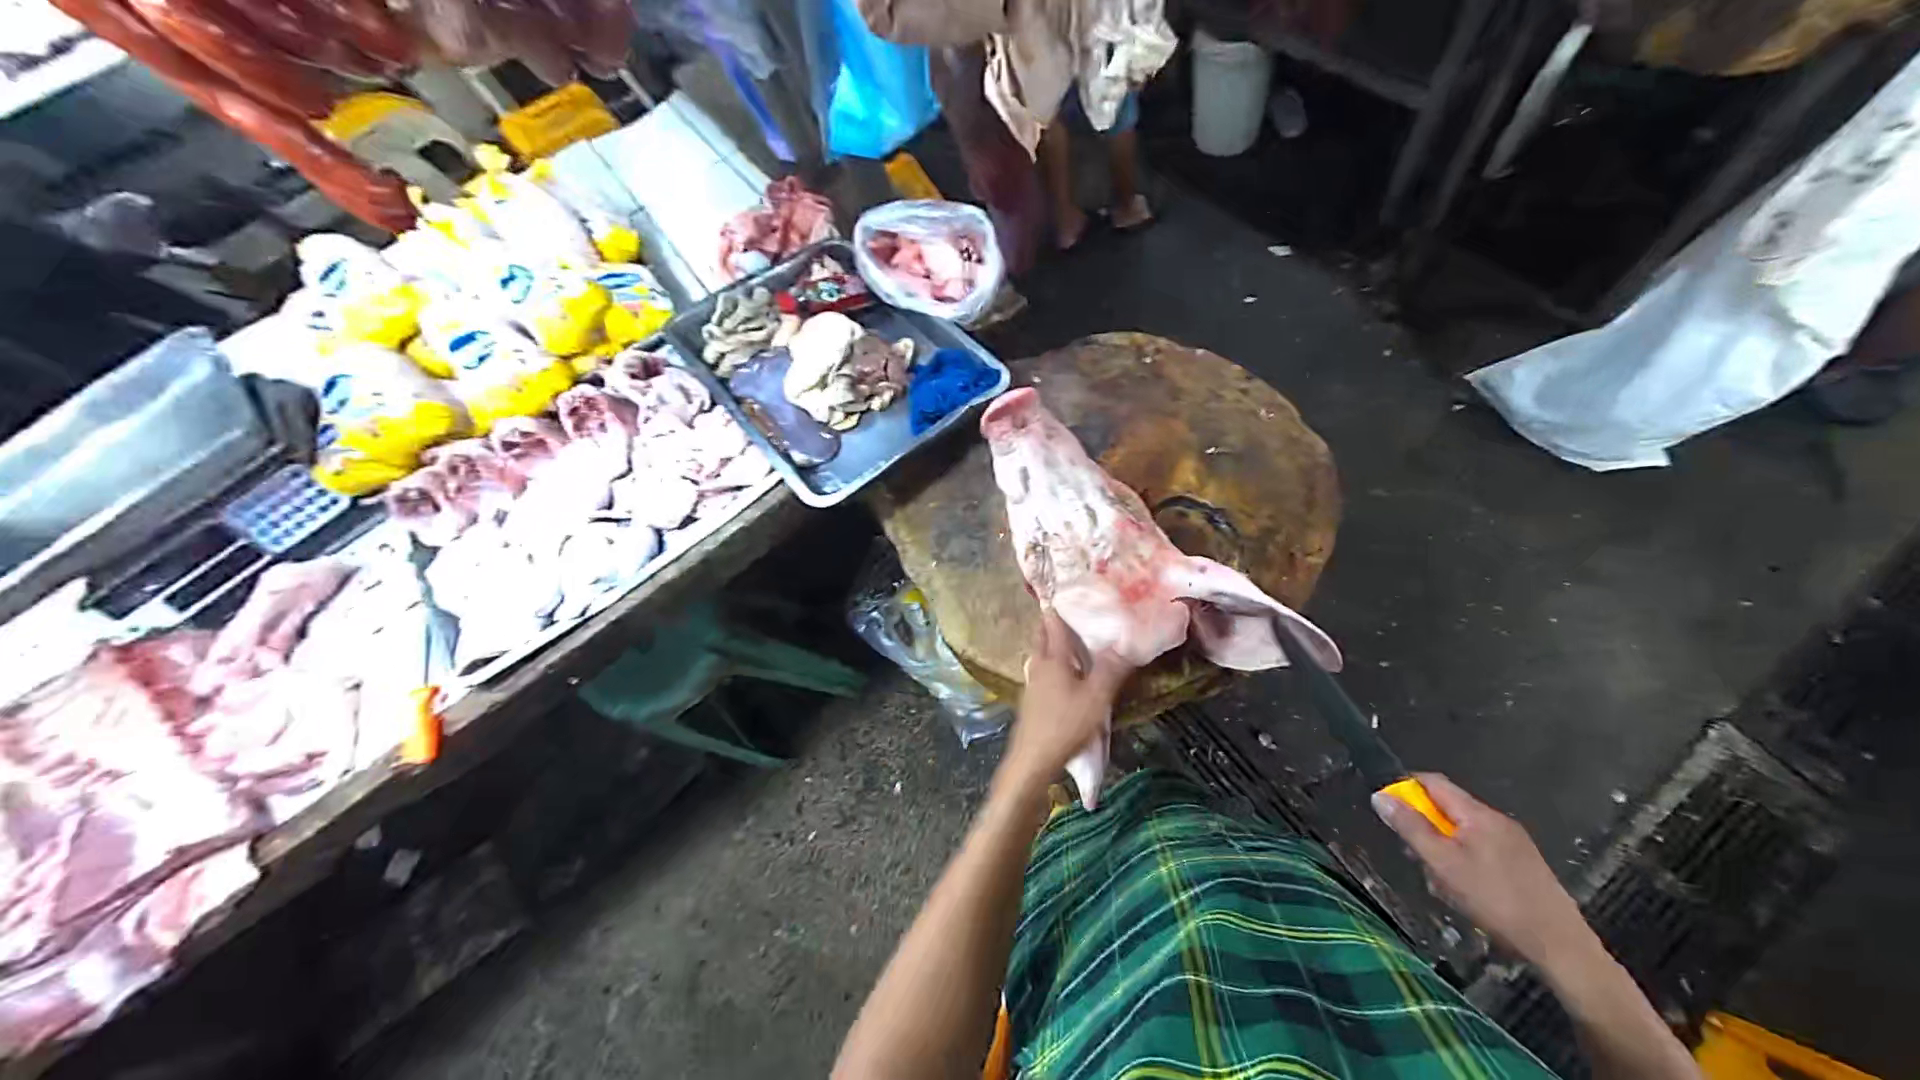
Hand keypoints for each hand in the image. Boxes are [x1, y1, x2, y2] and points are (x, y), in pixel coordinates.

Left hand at [1000, 610, 1130, 790]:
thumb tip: (1125, 641)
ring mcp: (1032, 682)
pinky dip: (1054, 665)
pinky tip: (1067, 675)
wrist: (1033, 759)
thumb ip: (1111, 669)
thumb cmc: (1065, 725)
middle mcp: (1039, 665)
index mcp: (1053, 658)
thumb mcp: (1097, 697)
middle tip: (1076, 616)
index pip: (1053, 622)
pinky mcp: (1032, 699)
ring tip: (1075, 643)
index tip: (1072, 593)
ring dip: (1055, 646)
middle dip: (1056, 624)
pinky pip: (1043, 671)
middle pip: (1044, 636)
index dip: (1060, 606)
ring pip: (1042, 654)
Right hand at [1373, 773, 1595, 969]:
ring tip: (1442, 882)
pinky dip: (1463, 862)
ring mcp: (1515, 843)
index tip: (1389, 810)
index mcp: (1478, 814)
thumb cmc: (1495, 900)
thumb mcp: (1442, 863)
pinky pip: (1481, 850)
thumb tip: (1380, 796)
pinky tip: (1466, 891)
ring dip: (1443, 849)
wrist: (1560, 946)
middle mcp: (1498, 820)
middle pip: (1447, 808)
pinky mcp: (1524, 865)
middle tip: (1417, 857)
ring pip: (1463, 832)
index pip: (1432, 781)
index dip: (1405, 788)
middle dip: (1425, 827)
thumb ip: (1410, 827)